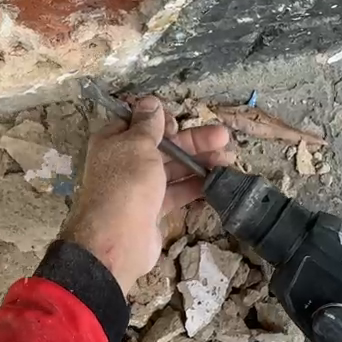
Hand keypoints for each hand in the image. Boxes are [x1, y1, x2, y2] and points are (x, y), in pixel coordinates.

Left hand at [60, 96, 235, 293]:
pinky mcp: (152, 209)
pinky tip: (216, 182)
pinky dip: (195, 186)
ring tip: (228, 160)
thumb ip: (149, 124)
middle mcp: (124, 161)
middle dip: (192, 141)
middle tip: (222, 137)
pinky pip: (176, 192)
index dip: (161, 121)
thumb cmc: (126, 183)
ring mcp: (139, 187)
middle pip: (162, 146)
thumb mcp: (138, 144)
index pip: (139, 123)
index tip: (178, 122)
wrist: (117, 240)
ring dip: (199, 163)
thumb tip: (150, 101)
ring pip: (172, 169)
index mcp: (113, 141)